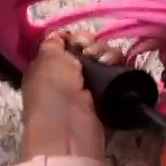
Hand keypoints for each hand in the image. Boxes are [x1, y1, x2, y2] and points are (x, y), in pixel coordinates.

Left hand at [19, 32, 119, 161]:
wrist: (70, 130)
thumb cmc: (52, 92)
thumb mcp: (46, 60)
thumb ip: (53, 43)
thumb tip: (58, 35)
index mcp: (48, 67)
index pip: (66, 43)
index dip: (73, 36)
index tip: (77, 39)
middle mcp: (69, 75)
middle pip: (88, 49)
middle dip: (92, 44)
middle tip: (90, 52)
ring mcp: (89, 87)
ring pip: (105, 59)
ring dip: (107, 53)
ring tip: (103, 60)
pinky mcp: (108, 96)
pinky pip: (118, 73)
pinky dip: (118, 66)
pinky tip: (115, 65)